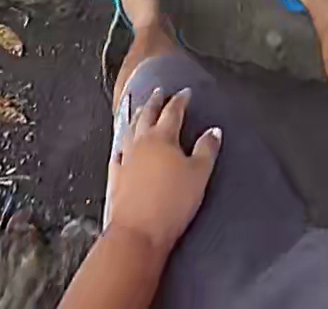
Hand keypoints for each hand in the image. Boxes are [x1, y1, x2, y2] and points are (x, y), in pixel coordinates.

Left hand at [105, 88, 221, 256]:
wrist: (136, 236)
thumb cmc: (171, 203)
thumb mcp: (199, 174)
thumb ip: (206, 149)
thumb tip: (213, 131)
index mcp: (163, 137)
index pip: (173, 111)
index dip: (180, 100)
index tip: (185, 92)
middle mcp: (142, 143)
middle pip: (147, 115)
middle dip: (154, 102)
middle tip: (159, 91)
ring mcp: (125, 161)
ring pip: (130, 131)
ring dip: (136, 117)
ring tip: (139, 110)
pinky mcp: (115, 179)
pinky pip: (116, 154)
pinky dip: (120, 144)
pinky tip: (120, 145)